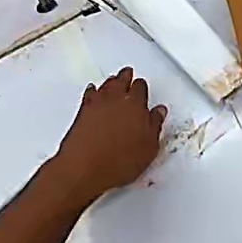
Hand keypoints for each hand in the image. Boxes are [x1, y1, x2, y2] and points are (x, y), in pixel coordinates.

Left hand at [52, 68, 165, 199]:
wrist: (85, 168)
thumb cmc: (117, 160)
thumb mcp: (148, 148)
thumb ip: (154, 125)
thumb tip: (158, 113)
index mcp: (136, 104)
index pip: (141, 88)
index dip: (142, 88)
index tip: (143, 89)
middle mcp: (116, 99)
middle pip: (122, 80)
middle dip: (126, 77)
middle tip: (128, 74)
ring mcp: (98, 103)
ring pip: (107, 84)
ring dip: (111, 81)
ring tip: (114, 81)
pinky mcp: (82, 111)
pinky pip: (89, 93)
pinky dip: (92, 90)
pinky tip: (93, 91)